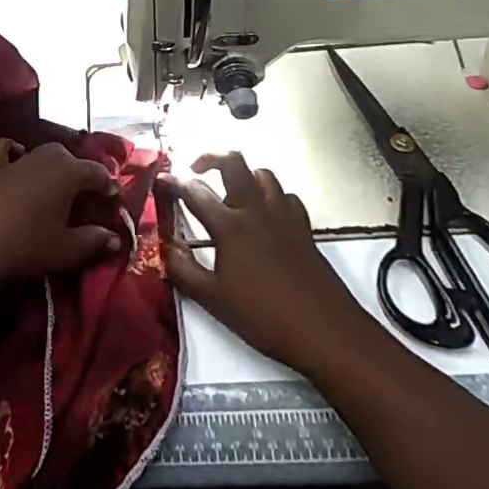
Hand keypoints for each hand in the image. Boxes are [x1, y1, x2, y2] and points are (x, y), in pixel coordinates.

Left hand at [0, 140, 125, 292]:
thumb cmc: (28, 245)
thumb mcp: (68, 249)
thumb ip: (94, 241)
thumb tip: (114, 238)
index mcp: (69, 172)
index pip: (97, 173)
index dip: (109, 186)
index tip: (114, 202)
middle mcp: (46, 157)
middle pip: (72, 159)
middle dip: (83, 175)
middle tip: (88, 199)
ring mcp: (18, 160)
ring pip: (44, 153)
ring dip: (56, 166)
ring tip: (60, 187)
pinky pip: (5, 149)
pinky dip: (13, 150)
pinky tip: (18, 158)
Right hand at [165, 152, 369, 376]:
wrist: (326, 332)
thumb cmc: (264, 317)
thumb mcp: (213, 300)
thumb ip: (184, 271)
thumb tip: (167, 247)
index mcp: (230, 226)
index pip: (195, 192)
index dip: (174, 182)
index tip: (162, 180)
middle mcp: (256, 211)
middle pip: (234, 163)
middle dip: (211, 157)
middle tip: (196, 169)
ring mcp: (284, 217)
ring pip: (263, 175)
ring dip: (243, 175)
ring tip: (231, 192)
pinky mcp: (304, 229)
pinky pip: (286, 197)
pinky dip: (272, 196)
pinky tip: (266, 215)